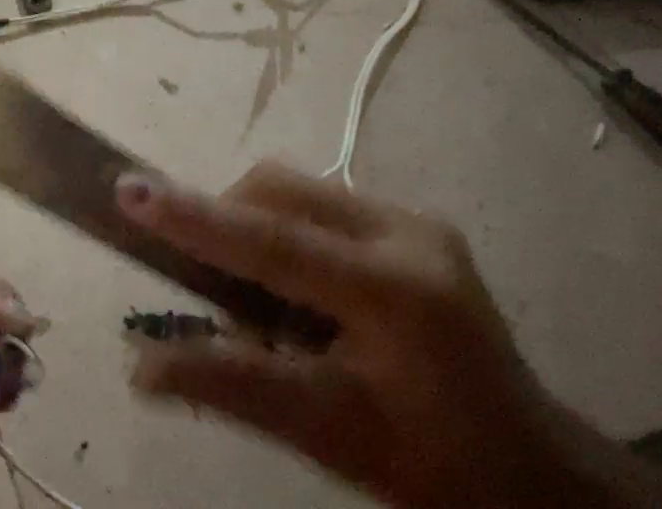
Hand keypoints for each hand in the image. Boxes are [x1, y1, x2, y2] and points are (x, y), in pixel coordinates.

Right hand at [116, 162, 661, 508]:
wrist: (534, 470)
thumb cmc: (431, 464)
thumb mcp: (326, 433)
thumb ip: (230, 386)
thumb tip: (138, 368)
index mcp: (398, 293)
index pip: (273, 242)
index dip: (194, 218)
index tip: (127, 192)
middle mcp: (409, 233)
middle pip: (276, 191)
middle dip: (225, 229)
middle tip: (224, 307)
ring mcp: (414, 221)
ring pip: (291, 191)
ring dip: (252, 235)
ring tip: (270, 315)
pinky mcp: (410, 223)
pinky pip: (313, 205)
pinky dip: (280, 239)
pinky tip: (299, 301)